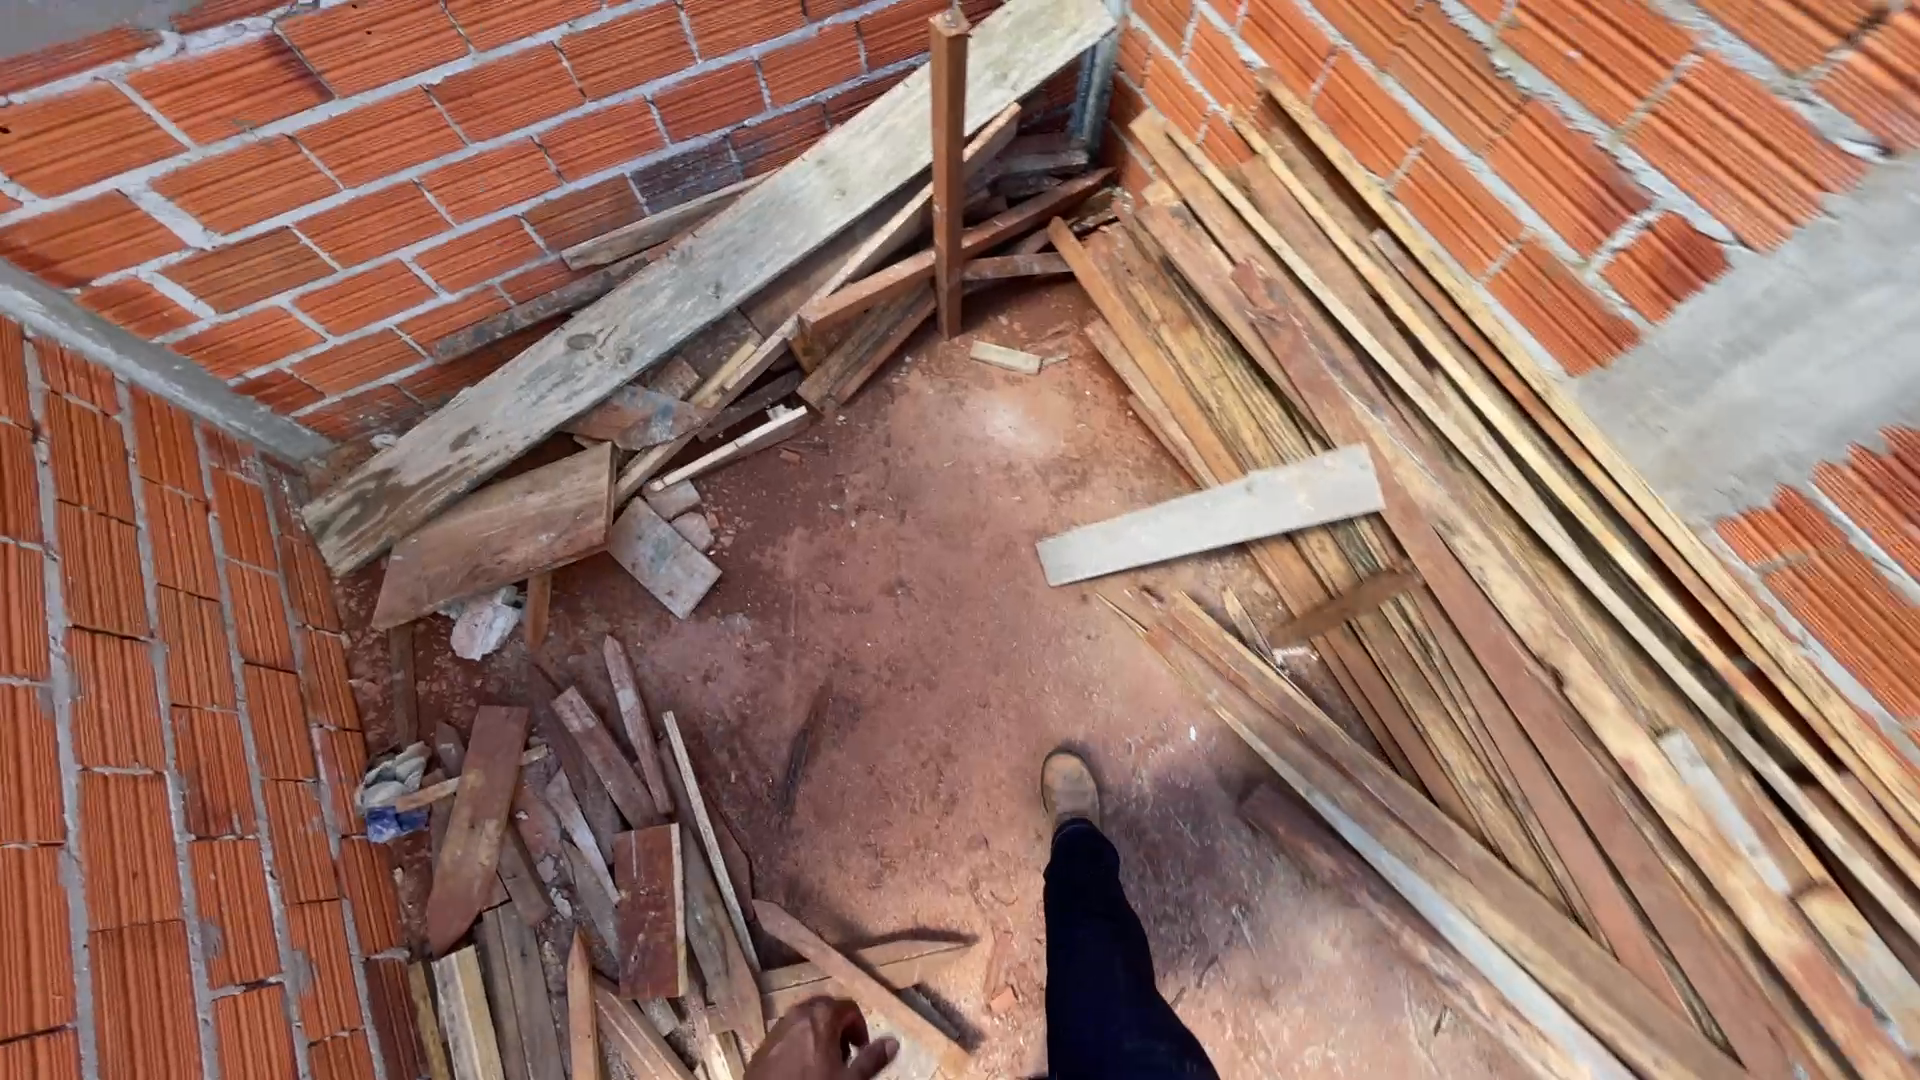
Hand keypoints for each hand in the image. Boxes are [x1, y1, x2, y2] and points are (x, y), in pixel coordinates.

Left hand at [744, 997, 898, 1079]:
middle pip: (826, 1011)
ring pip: (806, 1022)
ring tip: (822, 1065)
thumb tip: (894, 1041)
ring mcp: (779, 1026)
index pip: (849, 1008)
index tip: (860, 1050)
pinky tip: (800, 1069)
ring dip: (819, 1036)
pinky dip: (799, 1044)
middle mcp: (800, 1012)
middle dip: (839, 1030)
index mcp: (822, 1015)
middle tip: (843, 1057)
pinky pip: (788, 1035)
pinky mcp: (763, 1044)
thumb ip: (872, 1059)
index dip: (859, 1028)